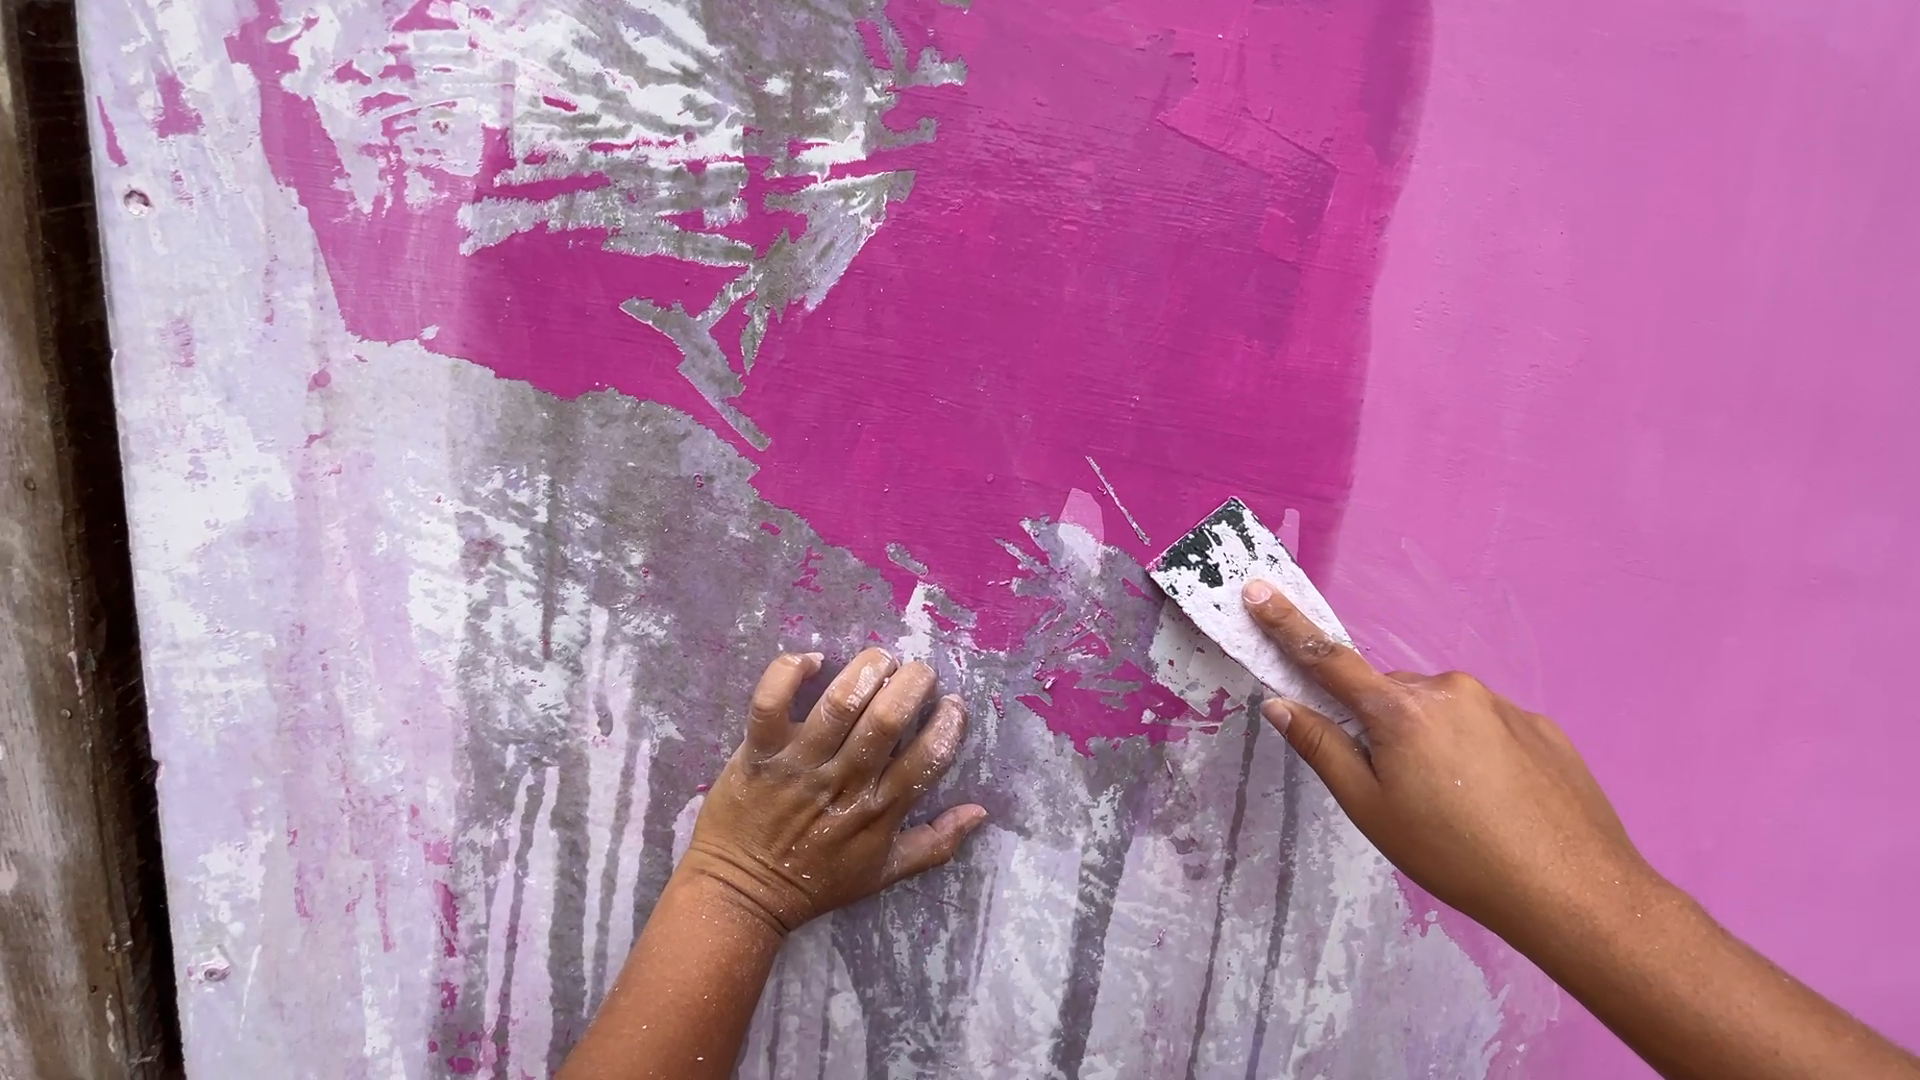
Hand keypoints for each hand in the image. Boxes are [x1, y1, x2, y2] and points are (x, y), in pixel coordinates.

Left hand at [676, 648, 988, 934]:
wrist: (741, 895)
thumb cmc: (816, 882)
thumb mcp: (884, 874)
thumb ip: (935, 844)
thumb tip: (981, 812)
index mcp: (880, 811)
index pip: (928, 758)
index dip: (948, 723)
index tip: (951, 704)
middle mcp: (844, 782)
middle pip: (887, 720)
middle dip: (912, 683)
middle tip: (916, 673)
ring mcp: (800, 765)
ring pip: (839, 703)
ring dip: (866, 670)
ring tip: (880, 660)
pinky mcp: (760, 752)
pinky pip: (771, 702)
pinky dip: (791, 672)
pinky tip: (813, 661)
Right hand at [1240, 581, 1655, 945]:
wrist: (1578, 894)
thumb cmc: (1454, 854)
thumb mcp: (1369, 808)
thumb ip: (1321, 747)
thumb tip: (1280, 703)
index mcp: (1398, 710)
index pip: (1326, 658)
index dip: (1285, 623)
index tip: (1256, 590)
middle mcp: (1447, 689)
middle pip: (1387, 693)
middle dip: (1379, 722)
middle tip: (1396, 782)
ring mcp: (1499, 703)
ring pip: (1436, 707)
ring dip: (1427, 735)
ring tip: (1454, 798)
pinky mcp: (1539, 724)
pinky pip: (1482, 722)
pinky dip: (1472, 747)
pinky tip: (1494, 796)